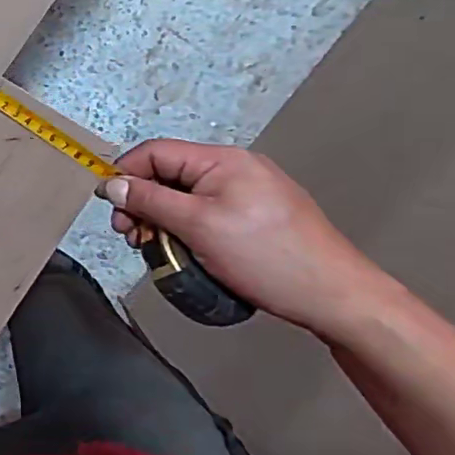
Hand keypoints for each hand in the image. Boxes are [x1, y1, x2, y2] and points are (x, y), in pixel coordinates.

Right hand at [99, 139, 396, 336]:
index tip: (111, 206)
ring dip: (163, 220)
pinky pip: (207, 211)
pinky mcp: (258, 216)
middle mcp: (235, 168)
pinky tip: (184, 249)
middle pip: (168, 174)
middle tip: (131, 234)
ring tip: (156, 247)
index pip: (154, 153)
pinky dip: (187, 228)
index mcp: (223, 160)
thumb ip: (149, 200)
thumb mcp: (198, 226)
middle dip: (143, 203)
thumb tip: (112, 184)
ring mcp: (250, 192)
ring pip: (185, 196)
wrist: (343, 302)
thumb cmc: (272, 260)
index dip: (125, 176)